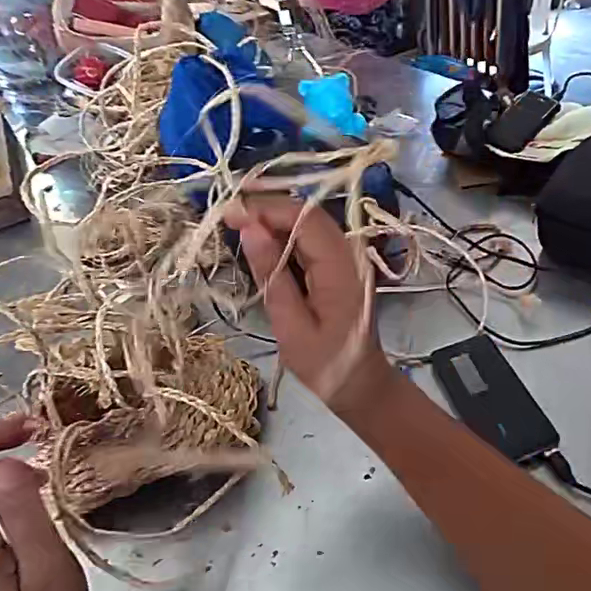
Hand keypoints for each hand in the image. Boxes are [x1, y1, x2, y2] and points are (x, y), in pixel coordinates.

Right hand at [224, 196, 396, 415]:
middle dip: (268, 210)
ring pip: (311, 223)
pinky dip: (287, 235)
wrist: (360, 381)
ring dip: (275, 220)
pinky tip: (263, 243)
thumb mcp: (290, 325)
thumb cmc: (324, 363)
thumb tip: (249, 229)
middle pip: (309, 214)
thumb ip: (271, 274)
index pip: (305, 219)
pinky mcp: (344, 265)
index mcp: (342, 268)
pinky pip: (314, 238)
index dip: (267, 209)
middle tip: (229, 218)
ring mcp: (350, 258)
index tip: (230, 214)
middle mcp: (351, 254)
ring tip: (238, 226)